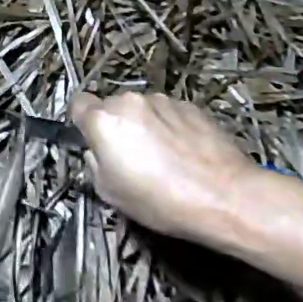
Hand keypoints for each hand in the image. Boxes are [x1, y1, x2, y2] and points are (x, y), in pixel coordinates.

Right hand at [69, 91, 253, 241]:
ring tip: (165, 159)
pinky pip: (169, 113)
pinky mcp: (189, 105)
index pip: (78, 103)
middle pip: (112, 107)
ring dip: (145, 126)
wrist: (224, 196)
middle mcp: (129, 102)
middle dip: (117, 126)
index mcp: (103, 121)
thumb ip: (95, 163)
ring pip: (142, 110)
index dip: (83, 120)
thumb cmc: (161, 201)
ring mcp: (161, 100)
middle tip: (131, 157)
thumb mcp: (111, 193)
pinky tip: (184, 154)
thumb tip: (98, 151)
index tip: (93, 139)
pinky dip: (170, 128)